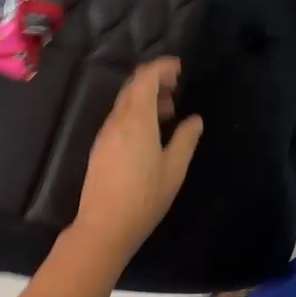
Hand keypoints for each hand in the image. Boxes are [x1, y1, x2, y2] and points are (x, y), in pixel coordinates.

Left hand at [71, 56, 203, 258]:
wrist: (103, 229)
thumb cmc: (143, 199)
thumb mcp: (174, 170)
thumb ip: (186, 139)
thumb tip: (195, 120)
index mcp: (137, 119)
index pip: (146, 77)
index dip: (162, 67)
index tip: (180, 68)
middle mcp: (118, 119)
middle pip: (134, 85)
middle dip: (156, 79)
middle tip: (177, 88)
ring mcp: (106, 133)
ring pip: (126, 100)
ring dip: (146, 96)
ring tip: (168, 112)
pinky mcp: (101, 147)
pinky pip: (120, 116)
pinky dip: (136, 111)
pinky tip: (150, 132)